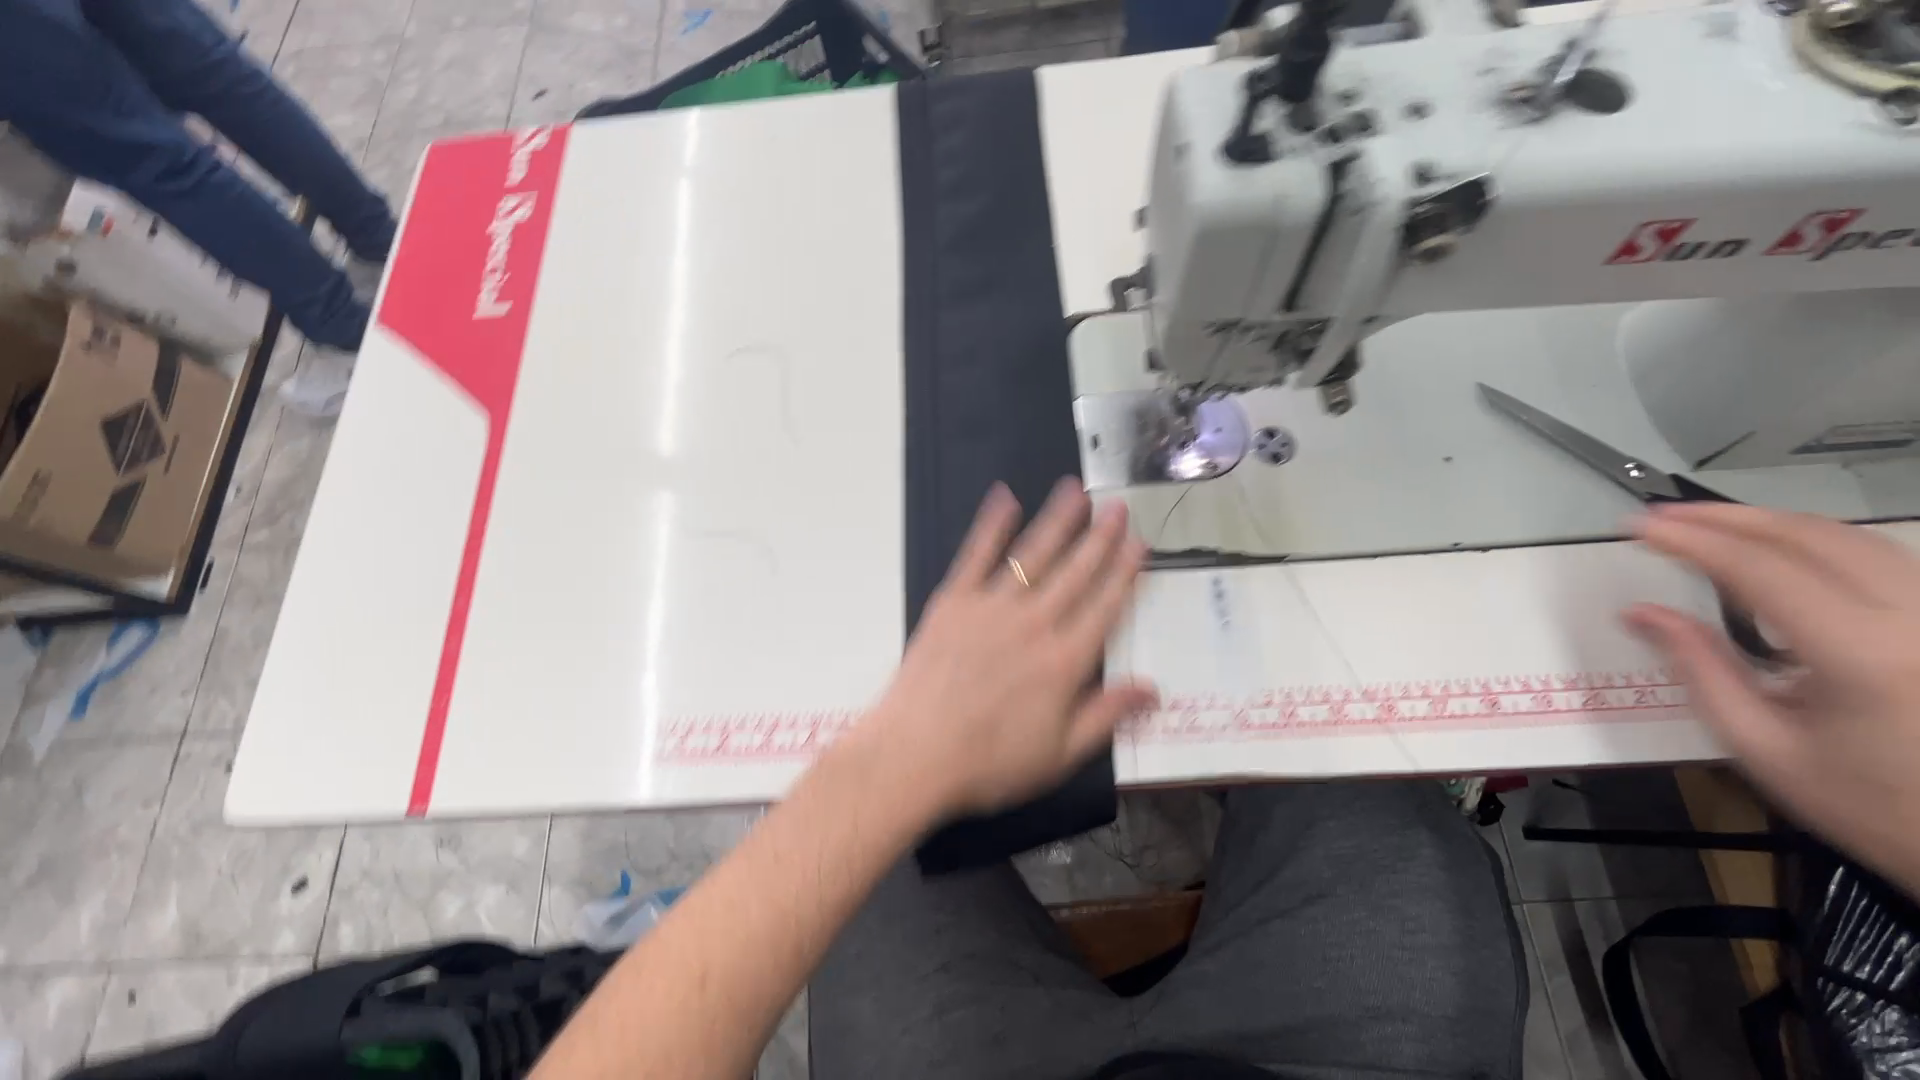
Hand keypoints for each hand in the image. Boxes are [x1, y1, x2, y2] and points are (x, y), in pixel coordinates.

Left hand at [855, 479, 1158, 817]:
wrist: (914, 755)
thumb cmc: (990, 764)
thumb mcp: (1061, 754)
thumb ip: (1107, 715)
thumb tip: (1153, 687)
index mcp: (1065, 661)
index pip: (1105, 607)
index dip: (1125, 574)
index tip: (1139, 544)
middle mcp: (1034, 624)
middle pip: (1075, 572)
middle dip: (1100, 538)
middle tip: (1117, 506)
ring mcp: (991, 608)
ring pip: (1033, 555)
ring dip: (1057, 521)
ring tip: (1075, 491)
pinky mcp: (952, 602)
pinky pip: (976, 555)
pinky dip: (991, 526)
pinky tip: (1005, 499)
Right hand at [1630, 503, 1919, 895]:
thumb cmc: (1868, 805)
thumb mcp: (1762, 748)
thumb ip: (1699, 670)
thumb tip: (1641, 613)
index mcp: (1862, 653)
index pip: (1761, 570)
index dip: (1693, 540)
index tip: (1637, 527)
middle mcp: (1915, 618)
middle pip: (1811, 536)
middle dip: (1728, 518)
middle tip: (1663, 517)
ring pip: (1853, 536)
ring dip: (1772, 523)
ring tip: (1709, 527)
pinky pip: (1882, 557)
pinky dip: (1816, 542)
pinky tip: (1778, 552)